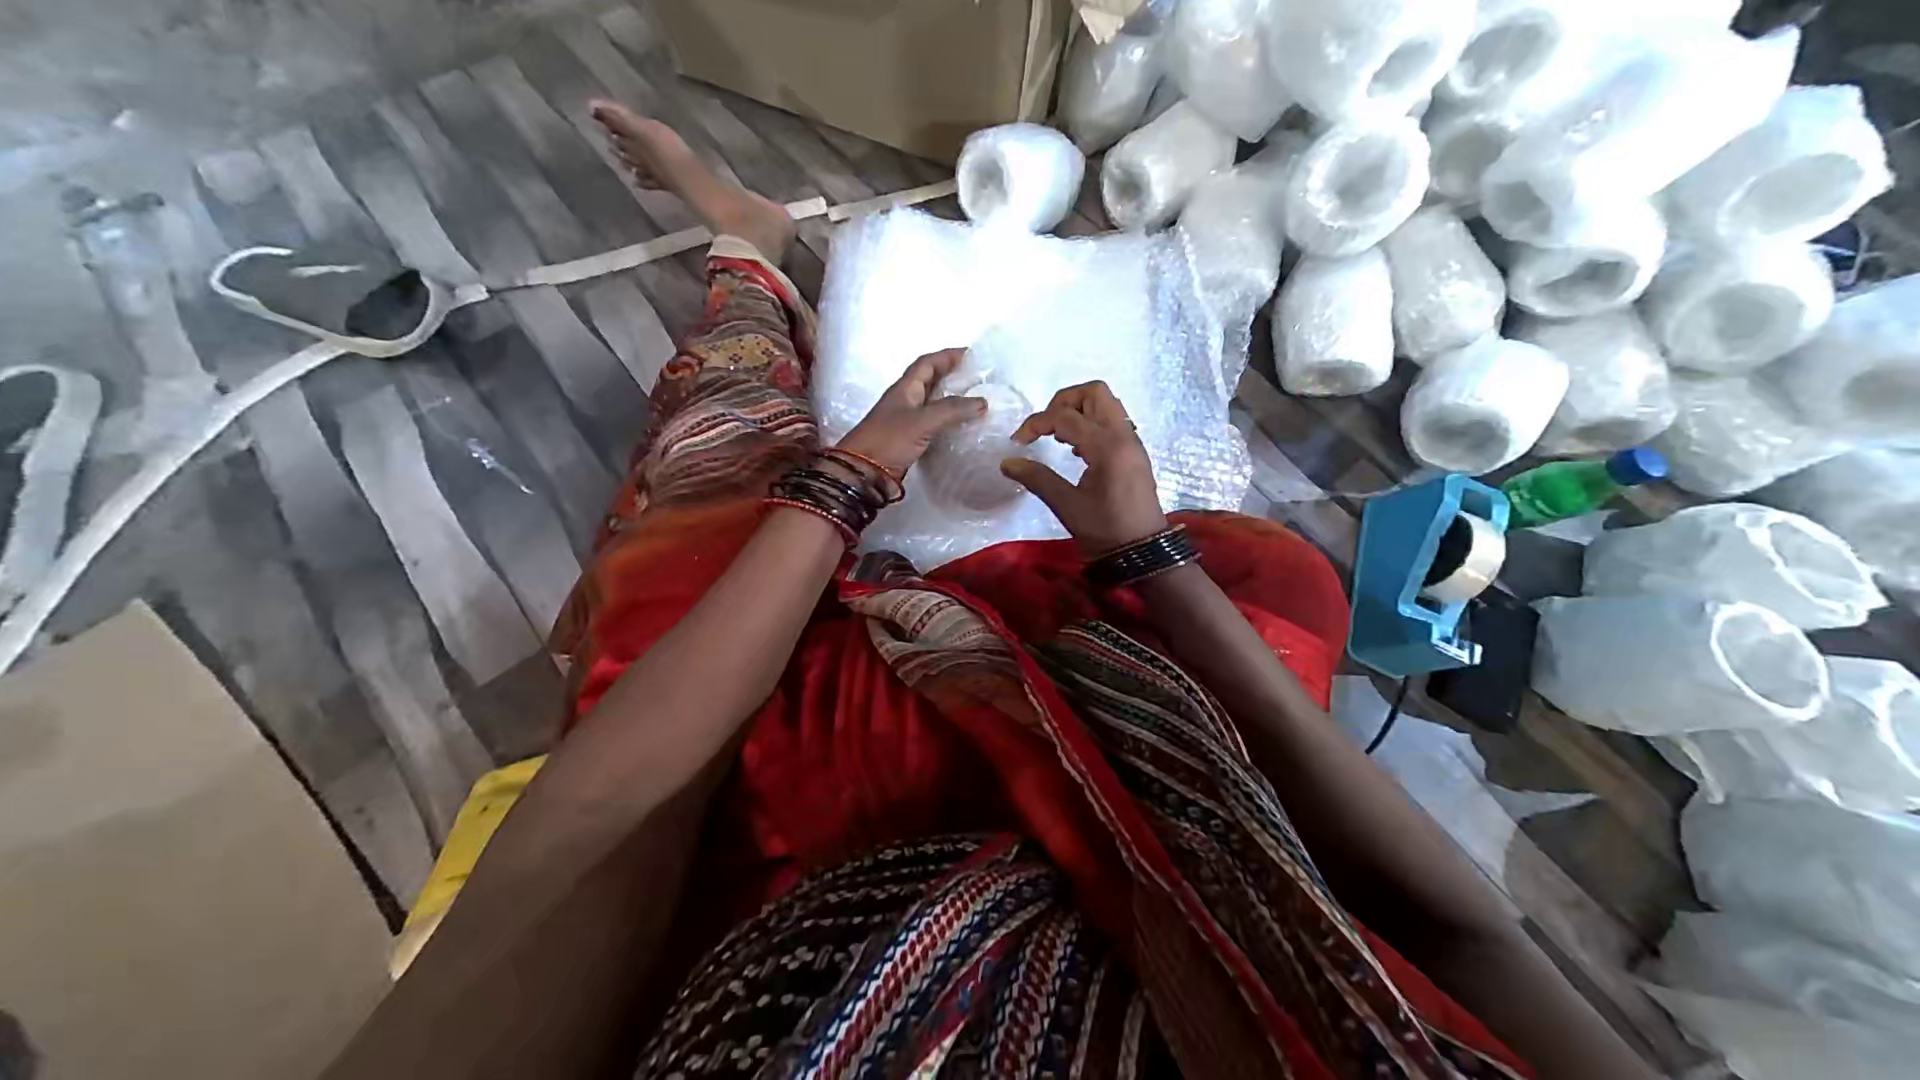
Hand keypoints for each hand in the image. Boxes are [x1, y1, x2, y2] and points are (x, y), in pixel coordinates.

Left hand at [837, 348, 986, 474]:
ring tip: (976, 402)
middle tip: (977, 379)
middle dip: (952, 376)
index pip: (927, 363)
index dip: (947, 356)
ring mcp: (906, 422)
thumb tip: (982, 402)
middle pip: (931, 381)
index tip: (970, 355)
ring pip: (933, 404)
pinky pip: (933, 425)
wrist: (863, 472)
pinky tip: (963, 428)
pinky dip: (948, 423)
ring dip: (952, 401)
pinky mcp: (909, 441)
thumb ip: (952, 410)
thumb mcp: (922, 421)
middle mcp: (905, 401)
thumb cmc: (889, 440)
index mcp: (904, 389)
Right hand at [1000, 381, 1168, 554]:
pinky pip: (1113, 419)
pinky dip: (1091, 422)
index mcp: (1107, 447)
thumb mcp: (1067, 506)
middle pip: (1094, 392)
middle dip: (1063, 402)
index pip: (1065, 416)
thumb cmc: (1105, 530)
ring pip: (1106, 403)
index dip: (1036, 424)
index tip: (1018, 442)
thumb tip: (1007, 462)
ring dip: (1078, 410)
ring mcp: (1132, 441)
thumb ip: (1037, 479)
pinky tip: (1076, 449)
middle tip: (1045, 428)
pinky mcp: (1134, 450)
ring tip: (1058, 437)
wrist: (1143, 551)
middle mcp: (1123, 435)